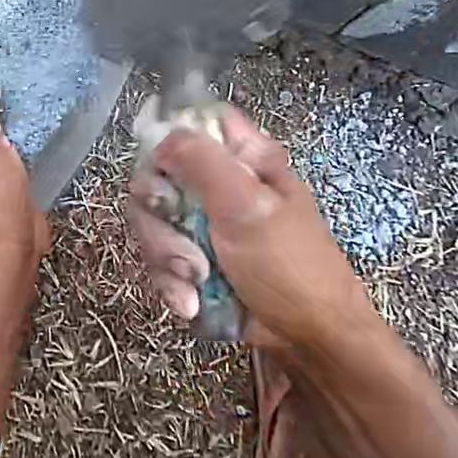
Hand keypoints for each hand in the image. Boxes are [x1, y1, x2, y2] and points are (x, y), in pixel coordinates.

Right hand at [126, 106, 371, 349]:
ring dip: (167, 257)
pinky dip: (171, 282)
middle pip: (158, 174)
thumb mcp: (248, 208)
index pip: (199, 119)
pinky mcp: (191, 256)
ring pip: (152, 220)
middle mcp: (218, 183)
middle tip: (185, 245)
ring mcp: (202, 221)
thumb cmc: (288, 265)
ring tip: (196, 280)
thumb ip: (203, 164)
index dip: (170, 134)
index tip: (159, 167)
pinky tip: (192, 300)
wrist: (305, 337)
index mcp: (244, 158)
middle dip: (160, 217)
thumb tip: (160, 138)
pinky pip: (158, 257)